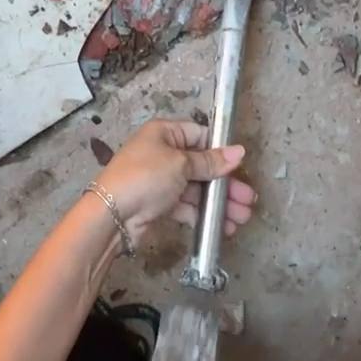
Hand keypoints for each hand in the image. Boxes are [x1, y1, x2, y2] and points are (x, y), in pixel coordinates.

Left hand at [92, 119, 254, 243]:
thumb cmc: (146, 178)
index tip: (240, 167)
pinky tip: (222, 227)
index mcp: (164, 133)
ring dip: (218, 203)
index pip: (199, 135)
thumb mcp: (180, 164)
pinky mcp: (159, 204)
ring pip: (196, 188)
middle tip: (248, 200)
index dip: (220, 151)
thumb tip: (239, 151)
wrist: (112, 216)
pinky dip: (203, 215)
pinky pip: (186, 205)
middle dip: (225, 184)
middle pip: (201, 165)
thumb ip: (210, 162)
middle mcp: (162, 153)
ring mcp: (160, 180)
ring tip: (241, 218)